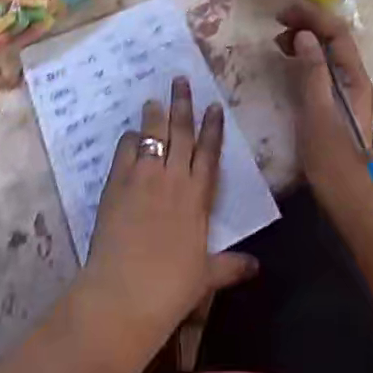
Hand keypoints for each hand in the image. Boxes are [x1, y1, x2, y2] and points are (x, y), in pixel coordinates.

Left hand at [74, 79, 258, 366]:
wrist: (124, 293)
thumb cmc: (171, 288)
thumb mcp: (206, 277)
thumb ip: (230, 266)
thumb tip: (256, 266)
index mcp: (198, 198)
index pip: (209, 153)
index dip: (213, 128)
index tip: (214, 105)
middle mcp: (173, 179)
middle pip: (181, 133)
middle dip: (182, 104)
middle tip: (180, 79)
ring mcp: (143, 177)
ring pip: (152, 135)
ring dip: (154, 114)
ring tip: (154, 98)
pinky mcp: (116, 183)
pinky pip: (125, 150)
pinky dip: (129, 139)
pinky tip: (131, 134)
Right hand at [277, 4, 372, 202]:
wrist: (347, 195)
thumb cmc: (332, 156)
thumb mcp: (317, 111)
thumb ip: (313, 71)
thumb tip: (305, 34)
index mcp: (353, 76)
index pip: (336, 32)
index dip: (312, 15)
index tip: (284, 10)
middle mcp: (352, 77)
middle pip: (333, 37)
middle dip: (308, 21)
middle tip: (278, 18)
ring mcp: (344, 89)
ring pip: (325, 50)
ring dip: (304, 37)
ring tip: (279, 36)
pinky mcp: (333, 101)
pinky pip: (319, 66)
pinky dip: (303, 55)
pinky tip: (287, 58)